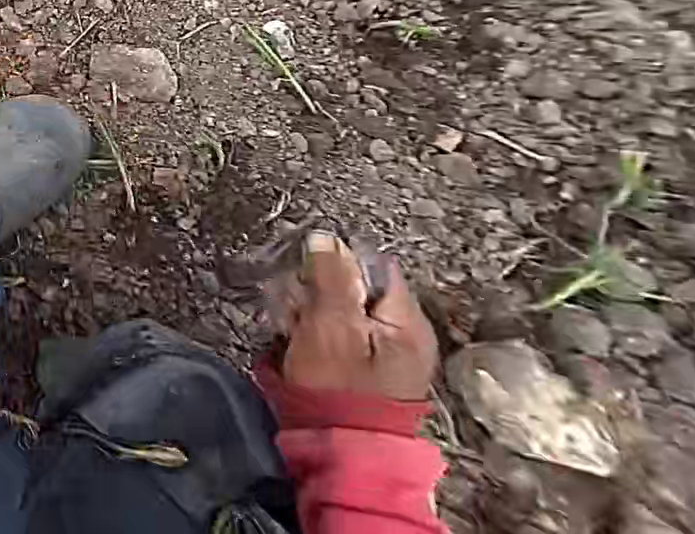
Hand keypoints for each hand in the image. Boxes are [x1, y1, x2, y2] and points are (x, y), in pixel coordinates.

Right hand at [282, 232, 438, 399]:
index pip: (370, 262)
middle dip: (316, 287)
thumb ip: (330, 277)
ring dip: (309, 308)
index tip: (306, 269)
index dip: (335, 259)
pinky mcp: (359, 368)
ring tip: (289, 325)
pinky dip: (312, 329)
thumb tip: (325, 237)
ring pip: (339, 307)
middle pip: (353, 284)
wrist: (338, 458)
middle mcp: (400, 332)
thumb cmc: (337, 387)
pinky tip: (293, 339)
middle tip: (295, 304)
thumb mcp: (331, 324)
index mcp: (404, 318)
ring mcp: (381, 352)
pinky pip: (334, 331)